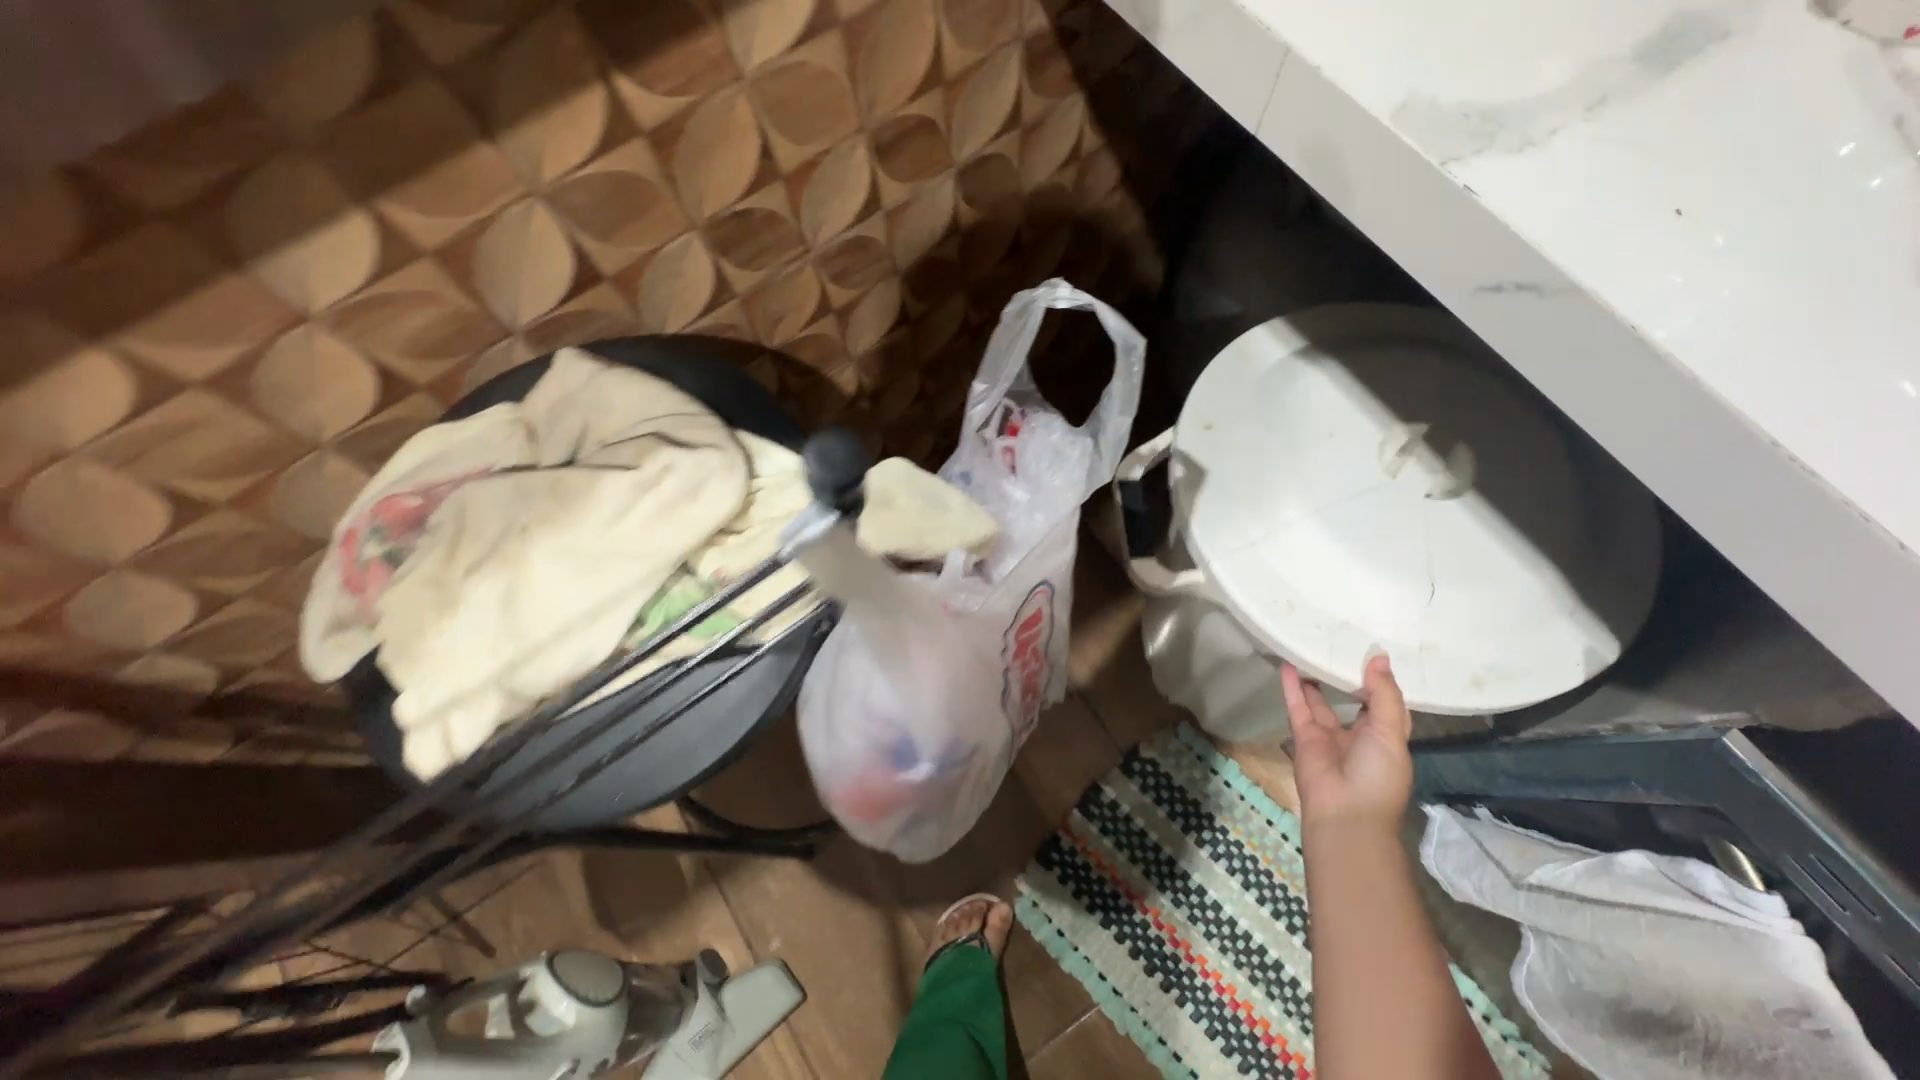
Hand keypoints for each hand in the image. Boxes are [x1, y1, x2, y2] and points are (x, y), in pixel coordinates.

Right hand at [1283, 654, 1412, 830]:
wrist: (1345, 813)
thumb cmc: (1378, 774)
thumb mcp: (1390, 731)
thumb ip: (1384, 694)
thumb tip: (1379, 657)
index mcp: (1386, 737)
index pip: (1385, 704)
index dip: (1381, 682)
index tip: (1373, 654)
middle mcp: (1358, 736)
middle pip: (1351, 701)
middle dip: (1346, 677)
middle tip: (1339, 645)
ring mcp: (1329, 737)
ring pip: (1320, 702)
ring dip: (1315, 680)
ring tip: (1309, 650)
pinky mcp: (1304, 738)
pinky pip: (1298, 708)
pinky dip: (1292, 688)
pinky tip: (1287, 666)